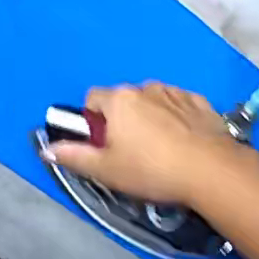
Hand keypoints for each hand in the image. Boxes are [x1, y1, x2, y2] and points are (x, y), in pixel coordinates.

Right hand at [45, 82, 242, 203]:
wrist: (211, 170)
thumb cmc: (151, 170)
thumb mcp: (106, 170)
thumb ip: (74, 156)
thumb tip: (47, 148)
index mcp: (119, 100)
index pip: (92, 98)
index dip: (93, 121)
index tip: (103, 144)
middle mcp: (146, 88)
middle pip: (123, 100)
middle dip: (122, 120)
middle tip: (131, 152)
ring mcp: (176, 93)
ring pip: (153, 101)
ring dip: (151, 118)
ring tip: (161, 149)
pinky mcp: (201, 102)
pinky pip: (180, 106)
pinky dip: (177, 119)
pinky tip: (184, 142)